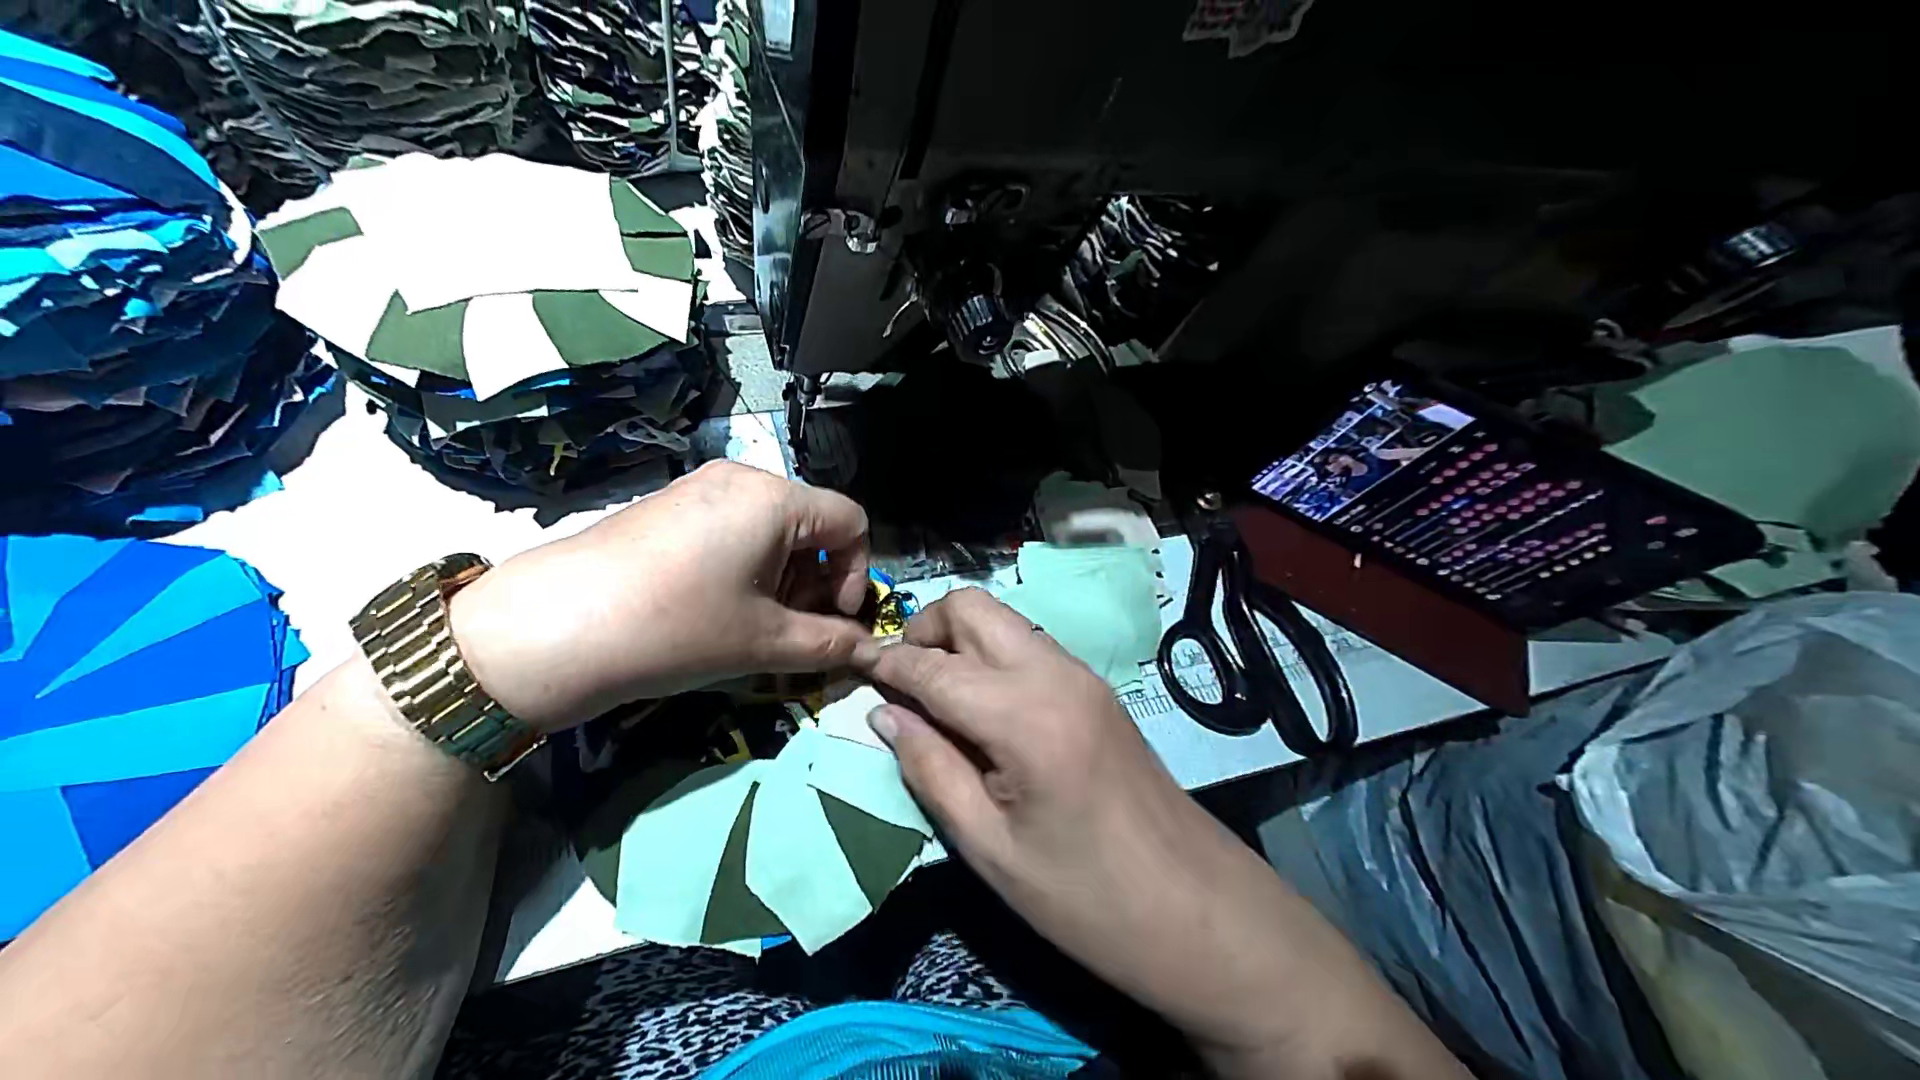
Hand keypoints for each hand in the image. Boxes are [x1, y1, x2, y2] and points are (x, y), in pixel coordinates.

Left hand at [449, 462, 871, 731]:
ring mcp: (700, 487)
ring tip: (751, 622)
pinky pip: (733, 527)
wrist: (552, 627)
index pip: (851, 521)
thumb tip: (867, 648)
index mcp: (776, 499)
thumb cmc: (677, 627)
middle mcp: (743, 479)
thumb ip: (831, 643)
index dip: (855, 573)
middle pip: (812, 524)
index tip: (831, 618)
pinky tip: (714, 605)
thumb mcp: (766, 642)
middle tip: (791, 629)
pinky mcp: (670, 505)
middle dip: (816, 579)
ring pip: (773, 528)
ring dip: (782, 576)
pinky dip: (746, 565)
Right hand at [850, 589, 1267, 1044]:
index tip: (852, 661)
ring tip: (933, 692)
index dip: (886, 662)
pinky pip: (1029, 646)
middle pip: (973, 607)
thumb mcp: (989, 847)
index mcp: (1023, 715)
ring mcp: (1081, 676)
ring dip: (960, 637)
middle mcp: (1053, 674)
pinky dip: (992, 654)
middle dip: (926, 628)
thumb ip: (930, 768)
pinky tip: (980, 705)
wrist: (1198, 910)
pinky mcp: (1096, 689)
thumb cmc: (1084, 898)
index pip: (934, 666)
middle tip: (899, 678)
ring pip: (1004, 619)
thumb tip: (885, 713)